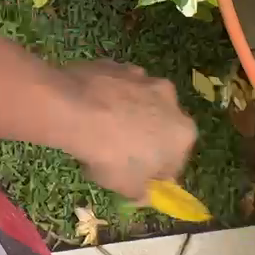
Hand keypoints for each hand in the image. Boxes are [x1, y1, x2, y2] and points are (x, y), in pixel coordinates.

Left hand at [49, 61, 197, 199]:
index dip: (155, 171)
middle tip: (116, 151)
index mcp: (182, 132)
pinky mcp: (113, 62)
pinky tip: (86, 107)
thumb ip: (142, 191)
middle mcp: (168, 97)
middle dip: (143, 136)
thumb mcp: (128, 189)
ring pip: (136, 100)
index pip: (174, 159)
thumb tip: (142, 191)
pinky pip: (113, 85)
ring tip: (97, 128)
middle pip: (159, 123)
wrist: (72, 109)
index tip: (135, 175)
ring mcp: (139, 75)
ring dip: (124, 112)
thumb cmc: (109, 155)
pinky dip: (105, 94)